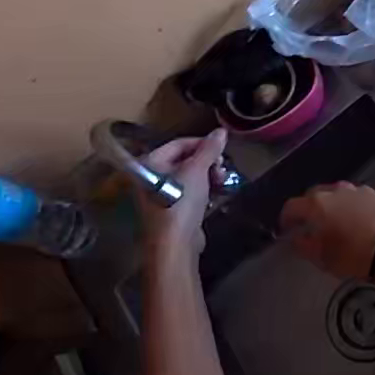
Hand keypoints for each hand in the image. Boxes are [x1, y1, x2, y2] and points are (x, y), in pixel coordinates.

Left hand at [139, 128, 228, 265]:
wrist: (175, 244)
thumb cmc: (181, 203)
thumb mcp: (197, 170)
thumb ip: (209, 149)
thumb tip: (221, 131)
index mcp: (151, 163)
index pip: (179, 143)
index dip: (202, 143)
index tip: (222, 148)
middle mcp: (152, 176)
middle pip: (185, 159)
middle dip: (207, 161)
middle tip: (221, 167)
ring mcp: (162, 194)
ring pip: (190, 176)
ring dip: (209, 175)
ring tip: (221, 180)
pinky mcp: (173, 208)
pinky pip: (191, 191)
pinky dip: (204, 189)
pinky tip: (216, 192)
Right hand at [280, 184, 374, 280]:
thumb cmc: (354, 254)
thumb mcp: (323, 257)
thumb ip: (304, 244)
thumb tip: (296, 237)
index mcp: (317, 204)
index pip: (292, 206)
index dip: (286, 218)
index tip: (286, 229)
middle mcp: (335, 190)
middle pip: (314, 196)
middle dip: (309, 209)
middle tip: (310, 226)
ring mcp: (357, 190)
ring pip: (336, 194)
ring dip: (331, 206)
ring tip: (334, 222)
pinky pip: (355, 198)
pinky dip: (350, 206)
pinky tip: (355, 220)